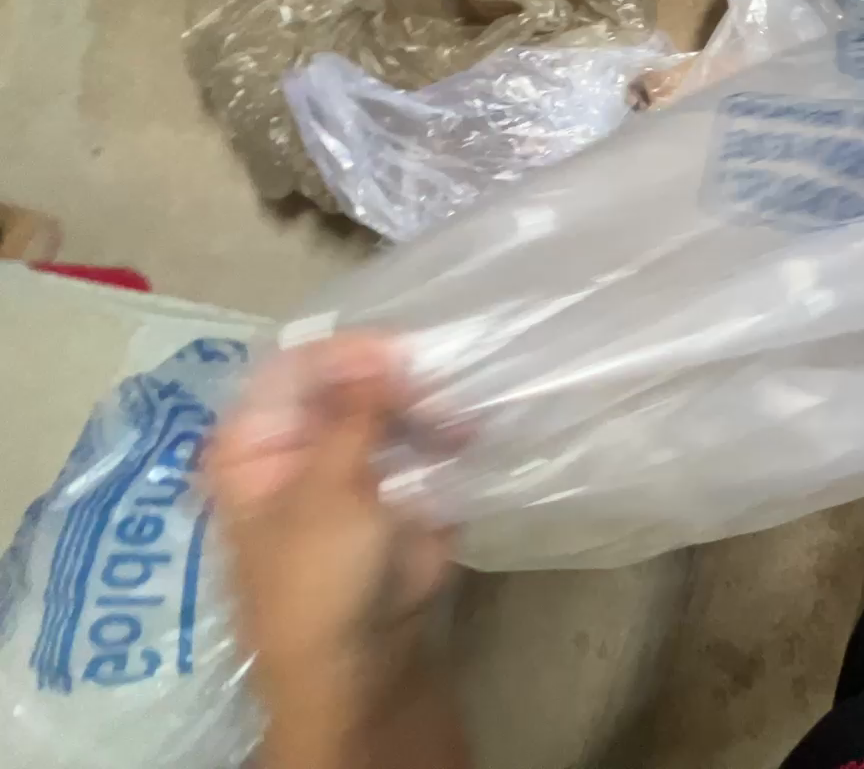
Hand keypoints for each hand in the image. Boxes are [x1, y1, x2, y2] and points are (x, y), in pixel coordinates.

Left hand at [207, 335, 454, 729]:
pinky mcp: (405, 472)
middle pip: (354, 377)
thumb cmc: (319, 575)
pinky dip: (450, 422)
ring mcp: (358, 454)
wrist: (365, 646)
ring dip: (433, 401)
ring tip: (460, 423)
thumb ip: (356, 415)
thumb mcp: (328, 492)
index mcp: (261, 441)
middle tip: (443, 391)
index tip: (407, 354)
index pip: (298, 366)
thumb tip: (384, 349)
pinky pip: (427, 429)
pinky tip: (471, 431)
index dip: (349, 352)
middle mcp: (306, 438)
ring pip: (397, 400)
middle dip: (401, 377)